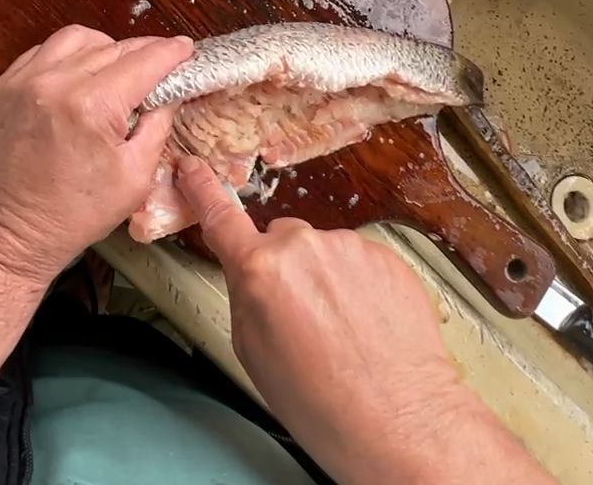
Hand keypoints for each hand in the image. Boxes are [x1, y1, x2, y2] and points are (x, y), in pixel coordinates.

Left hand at [0, 25, 192, 287]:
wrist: (5, 236)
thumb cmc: (71, 216)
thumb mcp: (134, 178)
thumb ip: (157, 126)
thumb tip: (169, 93)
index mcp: (92, 105)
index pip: (144, 61)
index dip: (171, 52)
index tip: (185, 48)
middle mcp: (54, 82)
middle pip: (113, 48)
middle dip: (142, 52)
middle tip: (160, 64)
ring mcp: (23, 81)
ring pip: (76, 39)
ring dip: (104, 47)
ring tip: (117, 68)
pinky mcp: (2, 87)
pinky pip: (42, 52)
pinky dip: (67, 56)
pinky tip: (78, 74)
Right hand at [176, 157, 475, 483]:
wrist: (400, 424)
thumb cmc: (324, 403)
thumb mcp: (252, 352)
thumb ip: (243, 295)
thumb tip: (249, 274)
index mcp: (259, 271)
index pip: (219, 216)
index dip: (201, 188)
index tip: (192, 168)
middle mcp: (302, 247)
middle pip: (278, 240)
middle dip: (283, 268)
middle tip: (300, 317)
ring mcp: (347, 247)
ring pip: (321, 252)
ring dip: (324, 279)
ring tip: (341, 330)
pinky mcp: (384, 256)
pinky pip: (357, 261)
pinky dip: (358, 286)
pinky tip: (366, 324)